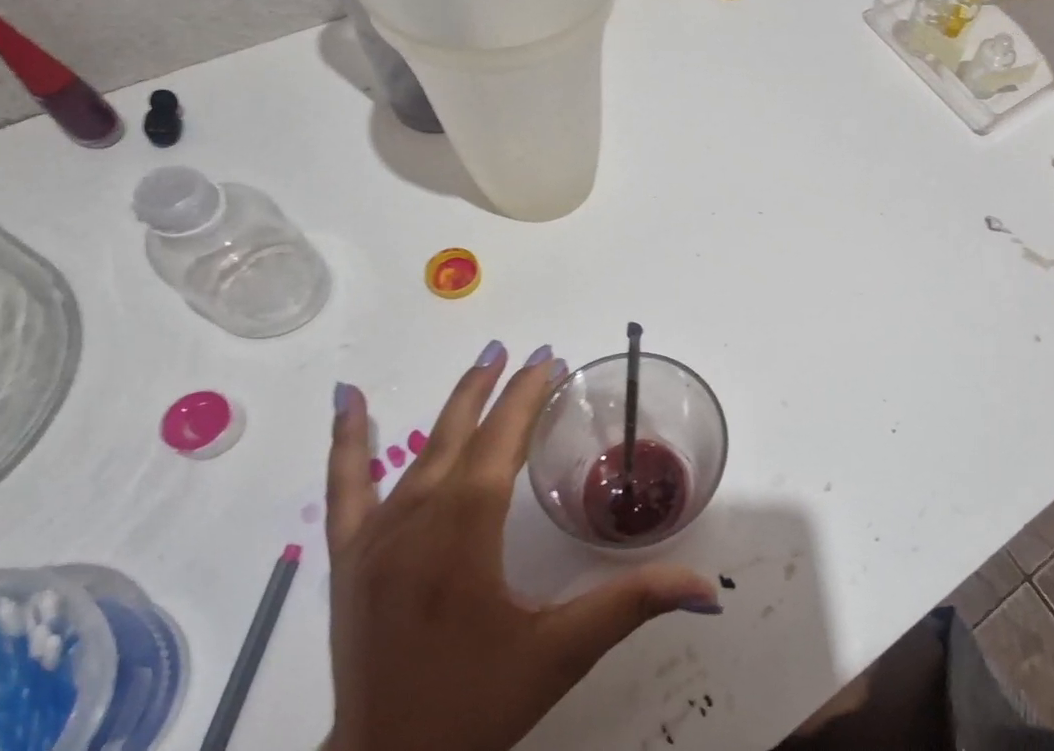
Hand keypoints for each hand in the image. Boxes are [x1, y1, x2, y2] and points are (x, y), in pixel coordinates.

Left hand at [324, 345, 721, 750]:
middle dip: (496, 390)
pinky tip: (348, 399)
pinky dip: (349, 439)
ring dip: (454, 406)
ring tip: (483, 363)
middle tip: (529, 353)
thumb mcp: (562, 651)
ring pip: (416, 453)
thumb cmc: (479, 701)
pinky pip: (346, 485)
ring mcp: (374, 538)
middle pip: (460, 437)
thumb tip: (707, 584)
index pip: (498, 445)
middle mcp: (414, 524)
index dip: (525, 398)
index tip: (551, 362)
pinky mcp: (350, 557)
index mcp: (463, 538)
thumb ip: (632, 604)